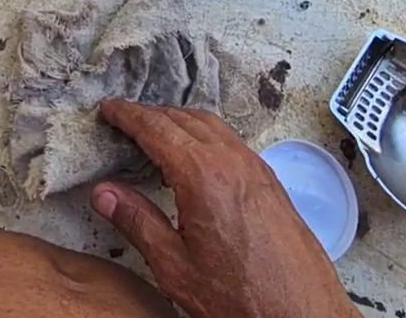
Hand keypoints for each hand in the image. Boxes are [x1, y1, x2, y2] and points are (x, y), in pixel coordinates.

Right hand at [91, 100, 361, 317]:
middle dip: (148, 114)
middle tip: (122, 120)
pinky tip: (193, 154)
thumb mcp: (175, 266)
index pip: (154, 127)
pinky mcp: (268, 177)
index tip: (107, 108)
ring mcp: (253, 164)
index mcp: (201, 173)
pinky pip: (227, 137)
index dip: (126, 114)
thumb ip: (137, 222)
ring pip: (207, 122)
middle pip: (180, 117)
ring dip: (176, 119)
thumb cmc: (239, 297)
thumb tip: (101, 192)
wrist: (304, 317)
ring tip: (153, 133)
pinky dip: (201, 132)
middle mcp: (229, 157)